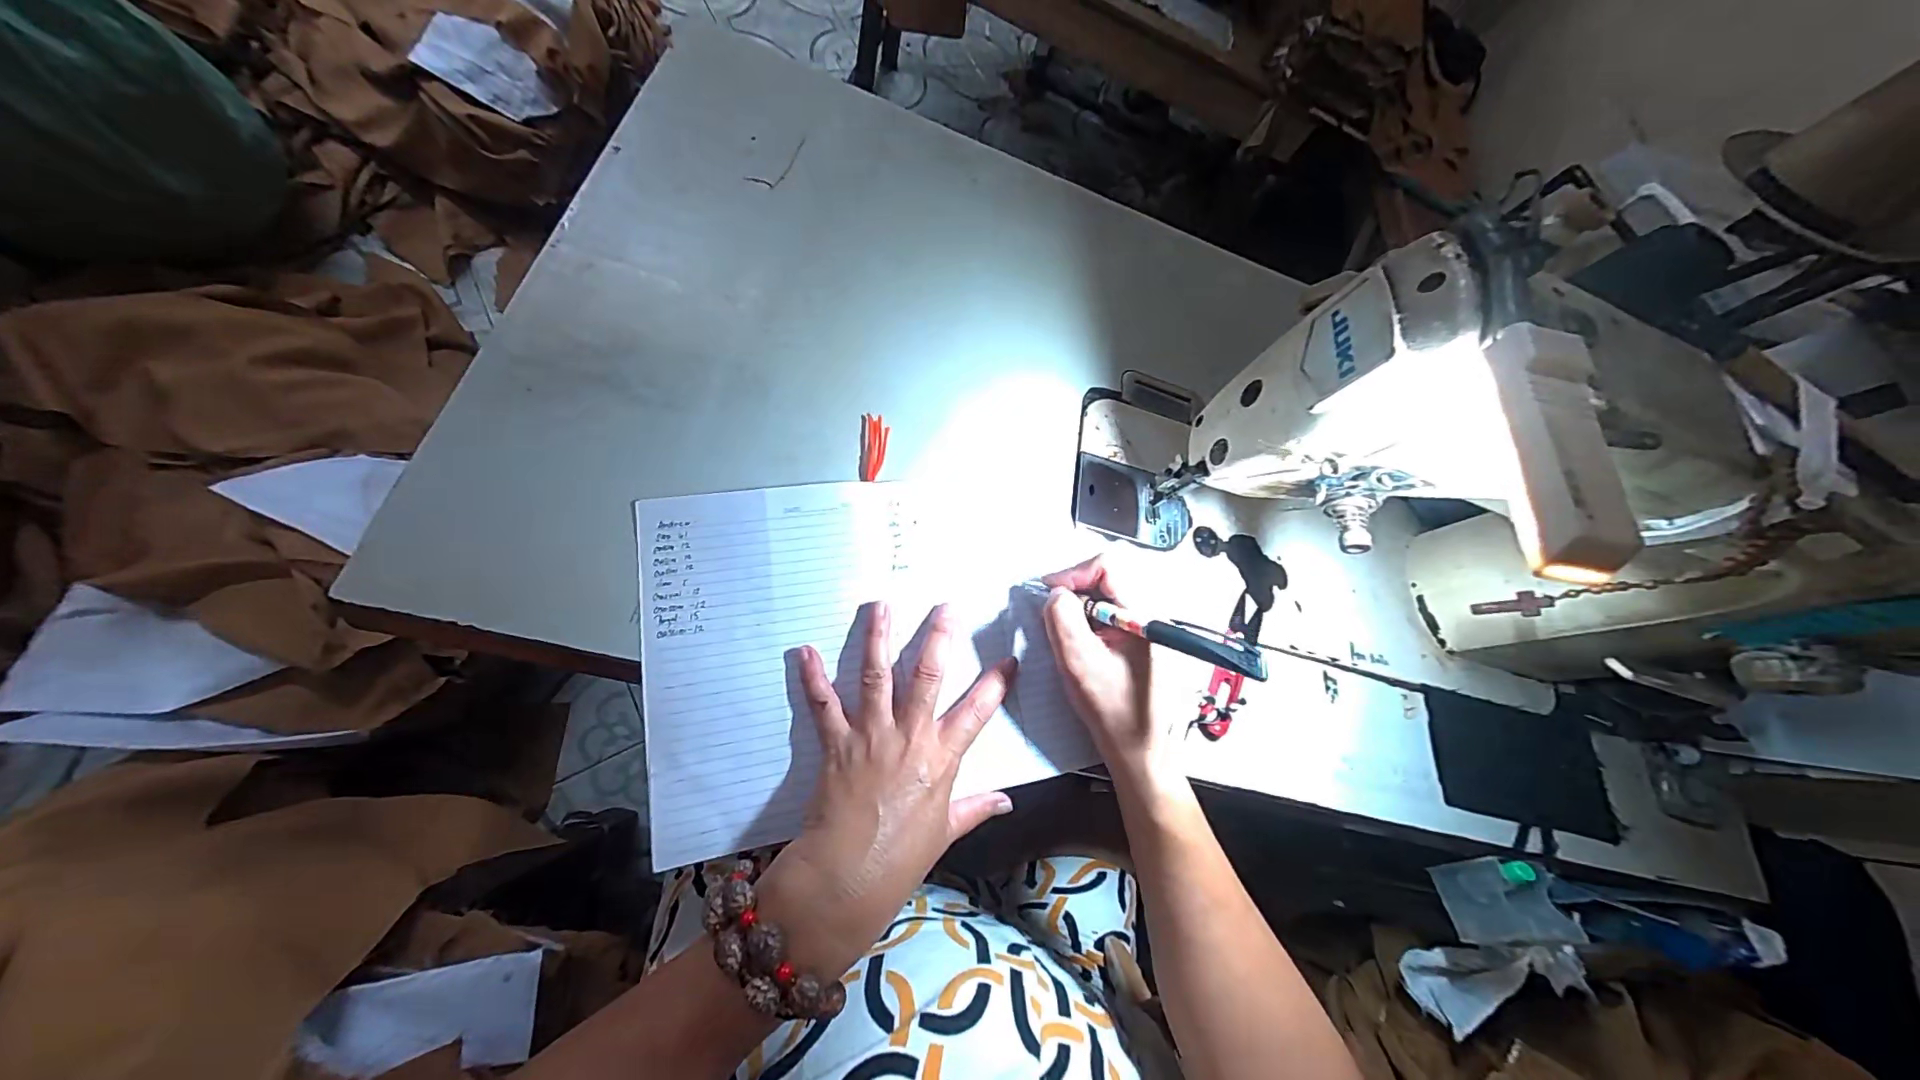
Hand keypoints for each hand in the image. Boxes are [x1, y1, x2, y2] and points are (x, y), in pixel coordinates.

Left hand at [758, 601, 1015, 977]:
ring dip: (878, 638)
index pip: (977, 712)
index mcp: (941, 759)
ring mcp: (872, 736)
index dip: (995, 684)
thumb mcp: (945, 832)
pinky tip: (807, 651)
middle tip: (945, 608)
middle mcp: (910, 738)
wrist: (847, 877)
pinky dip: (814, 677)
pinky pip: (824, 704)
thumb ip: (975, 808)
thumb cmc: (901, 858)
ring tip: (881, 606)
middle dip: (938, 637)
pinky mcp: (837, 743)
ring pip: (877, 676)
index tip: (1008, 660)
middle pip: (927, 677)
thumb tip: (1005, 801)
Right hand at [1040, 556, 1164, 781]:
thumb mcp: (1079, 663)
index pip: (1107, 566)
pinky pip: (1110, 613)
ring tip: (1070, 634)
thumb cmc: (1115, 713)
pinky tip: (1083, 645)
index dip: (1073, 574)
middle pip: (1106, 577)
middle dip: (1075, 591)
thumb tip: (1057, 594)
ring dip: (1081, 607)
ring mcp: (1146, 626)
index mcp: (1143, 615)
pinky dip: (1089, 621)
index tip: (1051, 593)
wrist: (1138, 747)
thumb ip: (1063, 620)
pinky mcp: (1139, 637)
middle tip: (1056, 614)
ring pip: (1106, 595)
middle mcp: (1150, 614)